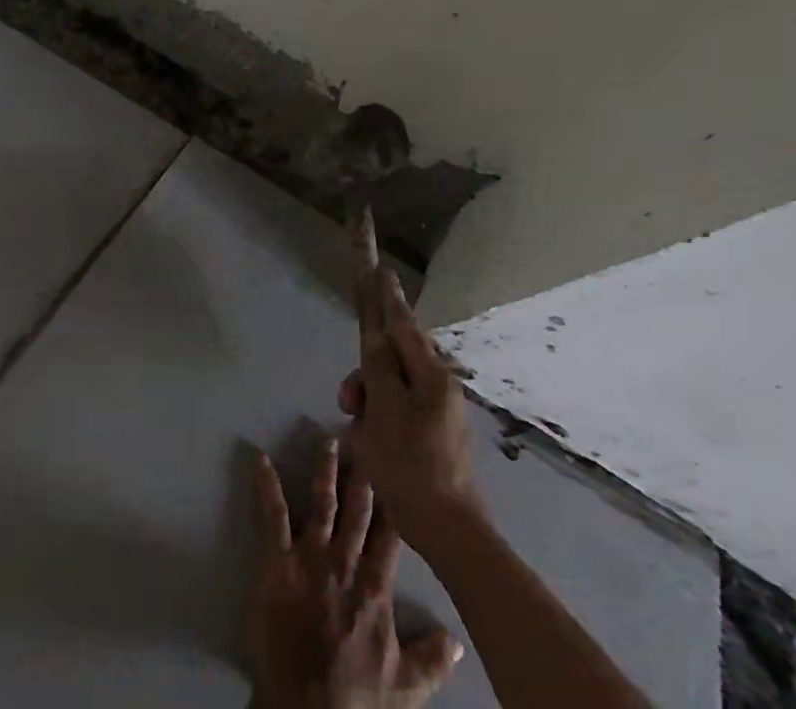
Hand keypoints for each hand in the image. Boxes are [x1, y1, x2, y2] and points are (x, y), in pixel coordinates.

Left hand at [248, 440, 463, 708]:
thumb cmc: (354, 695)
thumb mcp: (405, 686)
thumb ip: (432, 660)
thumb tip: (457, 640)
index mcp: (375, 585)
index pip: (391, 533)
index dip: (394, 501)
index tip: (399, 473)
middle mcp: (345, 562)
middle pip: (359, 509)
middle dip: (365, 474)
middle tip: (368, 440)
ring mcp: (310, 559)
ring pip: (322, 504)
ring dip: (326, 471)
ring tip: (331, 441)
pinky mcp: (277, 564)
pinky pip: (273, 518)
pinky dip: (267, 487)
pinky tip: (261, 461)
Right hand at [339, 212, 481, 547]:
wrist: (447, 527)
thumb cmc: (410, 466)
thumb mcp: (384, 412)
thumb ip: (378, 370)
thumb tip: (378, 338)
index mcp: (431, 375)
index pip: (402, 324)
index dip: (388, 297)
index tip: (383, 269)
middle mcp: (440, 384)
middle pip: (394, 358)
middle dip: (367, 375)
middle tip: (348, 403)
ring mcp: (440, 408)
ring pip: (394, 386)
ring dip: (371, 401)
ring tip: (360, 436)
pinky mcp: (435, 430)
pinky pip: (401, 409)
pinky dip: (382, 419)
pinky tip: (372, 445)